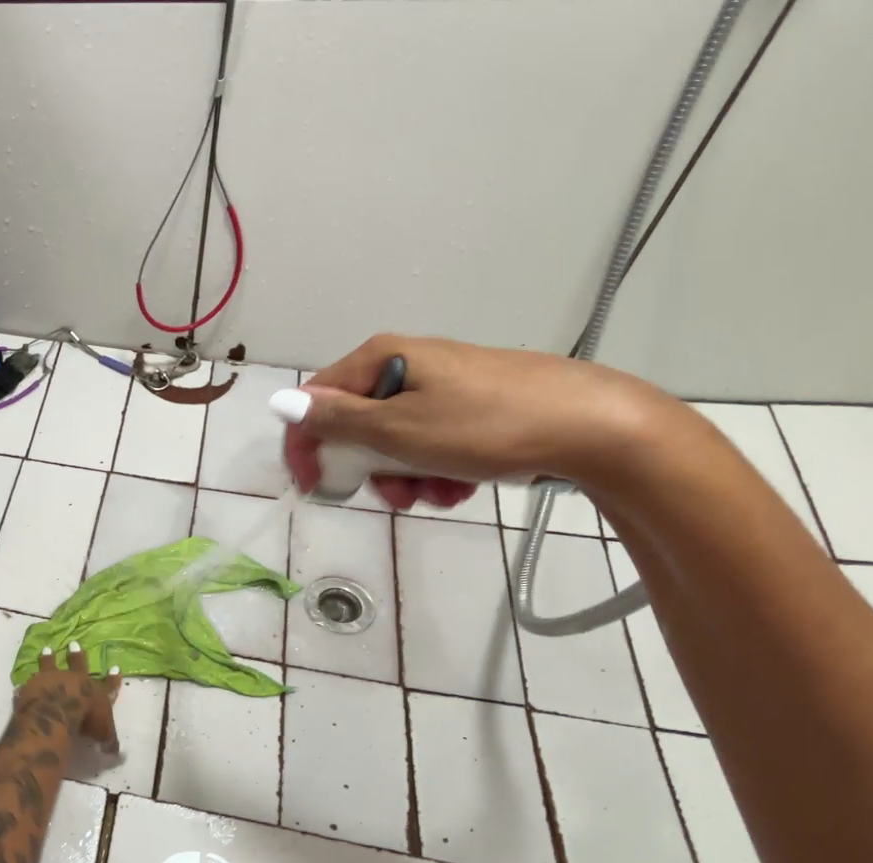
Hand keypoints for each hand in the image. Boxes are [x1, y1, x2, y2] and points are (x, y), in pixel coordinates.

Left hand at [19, 643, 120, 753]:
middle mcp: (73, 681)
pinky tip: (19, 686)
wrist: (55, 713)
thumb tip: (116, 752)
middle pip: (77, 665)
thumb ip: (108, 741)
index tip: (115, 667)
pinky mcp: (32, 686)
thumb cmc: (84, 722)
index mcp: (94, 692)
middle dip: (77, 655)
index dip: (112, 679)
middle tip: (74, 643)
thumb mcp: (103, 734)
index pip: (107, 685)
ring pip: (50, 665)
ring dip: (48, 658)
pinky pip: (28, 686)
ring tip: (46, 649)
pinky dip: (25, 686)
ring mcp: (51, 680)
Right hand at [281, 333, 681, 494]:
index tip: (314, 487)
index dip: (306, 444)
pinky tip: (461, 487)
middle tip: (395, 496)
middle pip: (357, 423)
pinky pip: (431, 440)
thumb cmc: (484, 425)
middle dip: (369, 468)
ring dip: (405, 476)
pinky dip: (436, 469)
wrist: (591, 427)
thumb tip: (281, 403)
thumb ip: (335, 419)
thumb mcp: (398, 429)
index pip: (316, 399)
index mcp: (382, 357)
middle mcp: (407, 363)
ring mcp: (443, 383)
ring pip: (395, 439)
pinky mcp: (472, 404)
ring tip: (438, 495)